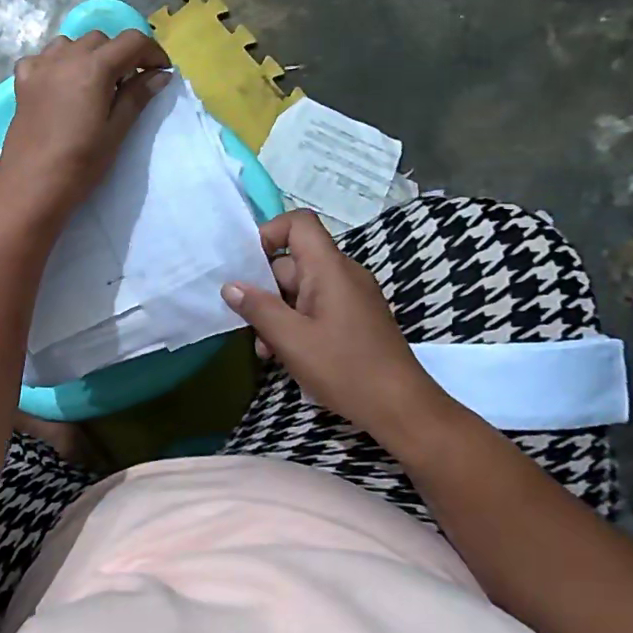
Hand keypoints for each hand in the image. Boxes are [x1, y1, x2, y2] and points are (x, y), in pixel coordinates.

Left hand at [0, 30, 172, 221]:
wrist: (30, 186)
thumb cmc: (80, 164)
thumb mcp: (116, 131)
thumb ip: (136, 96)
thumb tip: (160, 74)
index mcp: (93, 67)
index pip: (131, 41)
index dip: (151, 52)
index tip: (160, 72)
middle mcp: (65, 57)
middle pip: (100, 40)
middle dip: (119, 54)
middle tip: (128, 83)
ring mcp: (39, 67)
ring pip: (70, 44)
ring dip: (88, 56)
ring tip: (94, 84)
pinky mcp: (22, 83)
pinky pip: (42, 59)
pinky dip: (56, 64)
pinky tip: (61, 86)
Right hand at [221, 211, 449, 439]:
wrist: (401, 409)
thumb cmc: (345, 368)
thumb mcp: (291, 340)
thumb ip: (258, 308)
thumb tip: (230, 286)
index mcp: (330, 269)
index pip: (299, 223)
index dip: (268, 233)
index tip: (246, 266)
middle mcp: (342, 274)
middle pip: (292, 262)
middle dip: (264, 289)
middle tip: (248, 323)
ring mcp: (350, 297)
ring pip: (300, 290)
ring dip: (276, 313)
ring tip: (266, 350)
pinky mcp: (353, 319)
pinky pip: (315, 307)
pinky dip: (295, 324)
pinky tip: (284, 355)